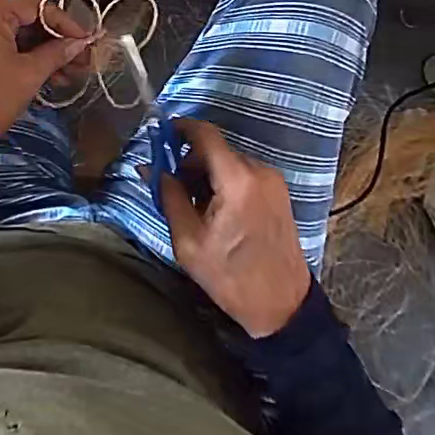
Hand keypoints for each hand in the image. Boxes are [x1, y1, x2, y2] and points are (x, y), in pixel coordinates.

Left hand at [0, 0, 92, 174]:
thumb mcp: (29, 75)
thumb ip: (58, 53)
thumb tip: (82, 43)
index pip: (38, 6)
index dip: (66, 23)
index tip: (87, 41)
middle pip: (29, 19)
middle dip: (57, 41)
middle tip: (81, 61)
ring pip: (19, 36)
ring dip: (45, 53)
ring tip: (69, 75)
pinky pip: (5, 46)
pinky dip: (26, 59)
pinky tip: (48, 77)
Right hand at [157, 119, 311, 337]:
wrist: (282, 306)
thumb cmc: (231, 277)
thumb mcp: (189, 242)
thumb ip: (169, 197)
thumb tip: (151, 168)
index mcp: (237, 180)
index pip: (205, 134)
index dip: (181, 128)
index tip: (161, 135)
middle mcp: (258, 170)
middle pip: (216, 149)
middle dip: (191, 161)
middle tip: (175, 188)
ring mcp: (272, 179)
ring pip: (229, 161)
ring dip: (209, 173)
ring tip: (198, 207)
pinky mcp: (279, 190)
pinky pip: (245, 173)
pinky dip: (227, 181)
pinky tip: (219, 211)